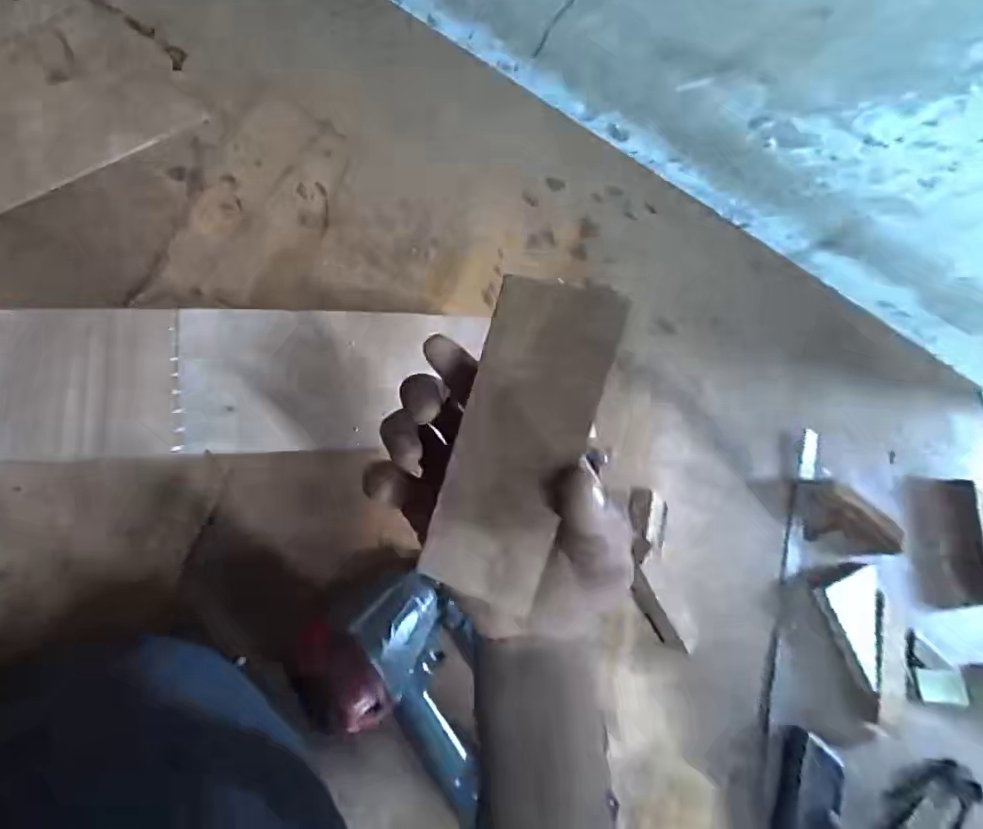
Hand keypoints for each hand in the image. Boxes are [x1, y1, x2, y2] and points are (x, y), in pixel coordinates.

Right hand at [364, 334, 633, 640]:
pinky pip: (389, 483)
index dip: (464, 365)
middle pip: (438, 400)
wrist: (540, 632)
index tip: (438, 350)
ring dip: (398, 430)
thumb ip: (593, 516)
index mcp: (523, 442)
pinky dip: (379, 478)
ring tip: (411, 456)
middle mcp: (480, 448)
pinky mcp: (421, 511)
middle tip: (427, 411)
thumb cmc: (581, 577)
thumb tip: (577, 474)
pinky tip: (388, 489)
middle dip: (422, 392)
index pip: (492, 390)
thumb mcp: (603, 550)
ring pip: (408, 431)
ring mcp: (445, 478)